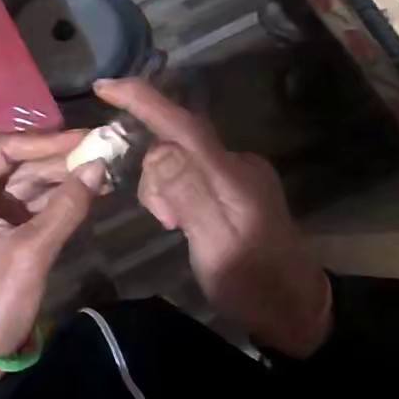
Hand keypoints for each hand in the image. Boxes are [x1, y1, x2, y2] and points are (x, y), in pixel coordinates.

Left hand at [0, 132, 102, 379]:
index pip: (3, 151)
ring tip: (107, 167)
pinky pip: (39, 203)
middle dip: (60, 158)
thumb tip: (99, 166)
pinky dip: (64, 196)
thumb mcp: (31, 252)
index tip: (83, 139)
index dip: (43, 142)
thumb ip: (65, 208)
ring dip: (66, 176)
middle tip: (103, 148)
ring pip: (32, 182)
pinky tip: (94, 189)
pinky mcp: (12, 229)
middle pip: (20, 164)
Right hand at [94, 78, 332, 357]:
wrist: (295, 310)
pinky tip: (180, 222)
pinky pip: (187, 174)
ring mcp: (236, 175)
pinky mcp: (232, 188)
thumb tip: (157, 150)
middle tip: (164, 221)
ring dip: (162, 190)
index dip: (143, 101)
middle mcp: (236, 164)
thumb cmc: (252, 283)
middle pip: (173, 144)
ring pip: (176, 161)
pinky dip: (172, 194)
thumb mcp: (216, 245)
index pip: (183, 126)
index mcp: (232, 175)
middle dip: (154, 176)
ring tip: (174, 227)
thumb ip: (188, 195)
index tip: (103, 87)